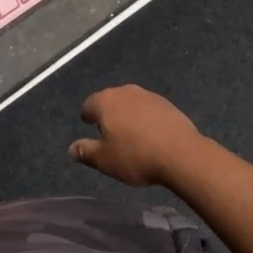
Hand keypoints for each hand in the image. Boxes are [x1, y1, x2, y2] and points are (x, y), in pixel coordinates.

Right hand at [69, 85, 207, 186]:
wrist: (180, 153)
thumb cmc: (136, 156)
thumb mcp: (105, 160)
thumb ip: (86, 152)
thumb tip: (71, 148)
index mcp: (106, 101)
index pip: (89, 104)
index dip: (87, 116)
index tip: (88, 125)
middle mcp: (125, 91)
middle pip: (110, 101)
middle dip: (108, 114)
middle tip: (109, 133)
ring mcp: (147, 95)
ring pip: (130, 103)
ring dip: (127, 115)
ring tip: (130, 135)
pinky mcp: (166, 103)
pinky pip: (148, 109)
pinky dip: (145, 119)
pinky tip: (150, 135)